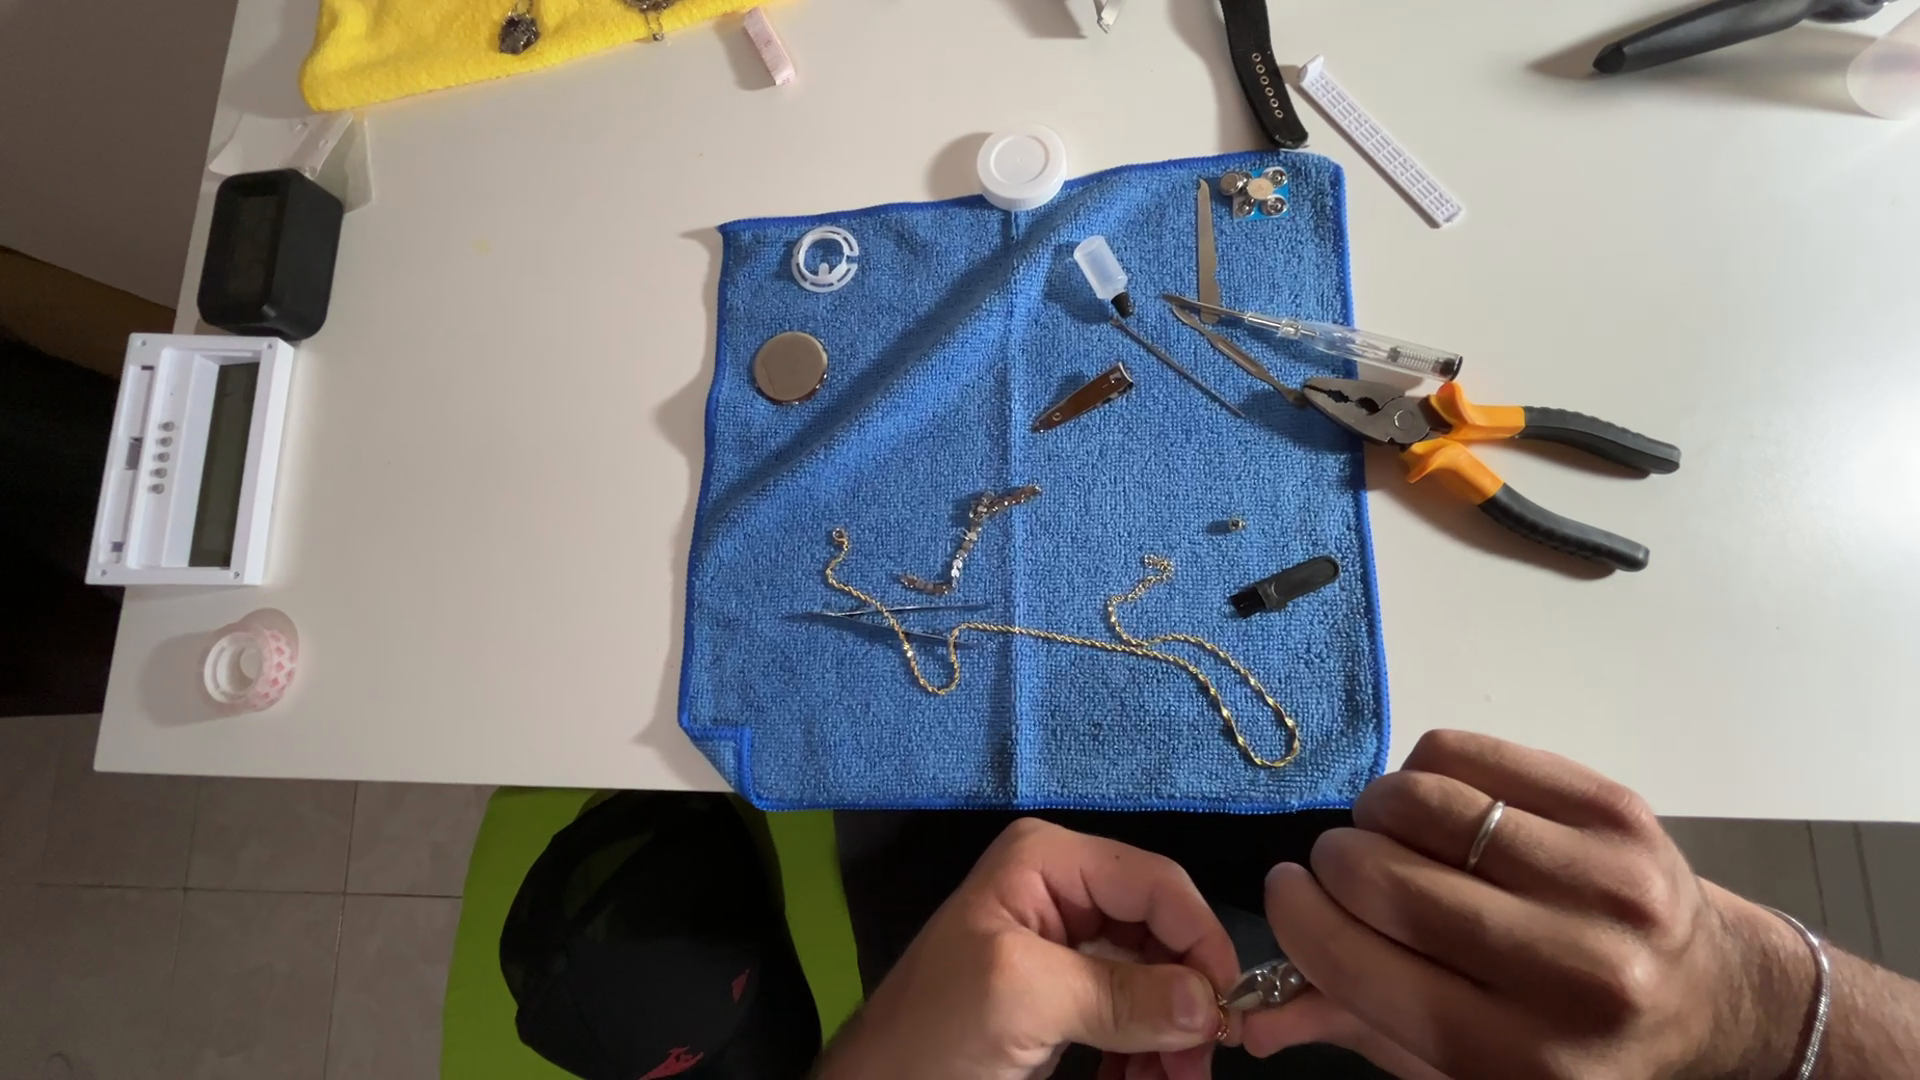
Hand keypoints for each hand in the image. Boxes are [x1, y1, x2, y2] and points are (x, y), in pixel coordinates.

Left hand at [815, 818, 1241, 1079]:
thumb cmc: (938, 1028)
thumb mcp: (1024, 998)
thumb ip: (1118, 994)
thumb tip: (1210, 1004)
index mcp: (1048, 859)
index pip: (1152, 880)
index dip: (1199, 937)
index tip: (1228, 1014)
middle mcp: (1063, 885)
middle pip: (1158, 929)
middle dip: (1184, 996)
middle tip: (1195, 1070)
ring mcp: (1066, 937)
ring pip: (1153, 974)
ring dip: (1170, 1033)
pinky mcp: (1067, 987)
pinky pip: (1130, 1007)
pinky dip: (1145, 1048)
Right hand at [1243, 730, 1815, 1079]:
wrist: (1716, 999)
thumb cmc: (1563, 1040)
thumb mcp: (1458, 1065)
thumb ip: (1350, 1022)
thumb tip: (1248, 1017)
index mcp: (1521, 1059)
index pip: (1348, 957)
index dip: (1293, 911)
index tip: (1291, 891)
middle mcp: (1571, 975)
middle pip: (1370, 869)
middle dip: (1334, 862)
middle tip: (1352, 872)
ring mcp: (1601, 883)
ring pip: (1407, 798)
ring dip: (1376, 811)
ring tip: (1401, 836)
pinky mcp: (1612, 807)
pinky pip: (1451, 751)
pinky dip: (1422, 771)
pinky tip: (1450, 811)